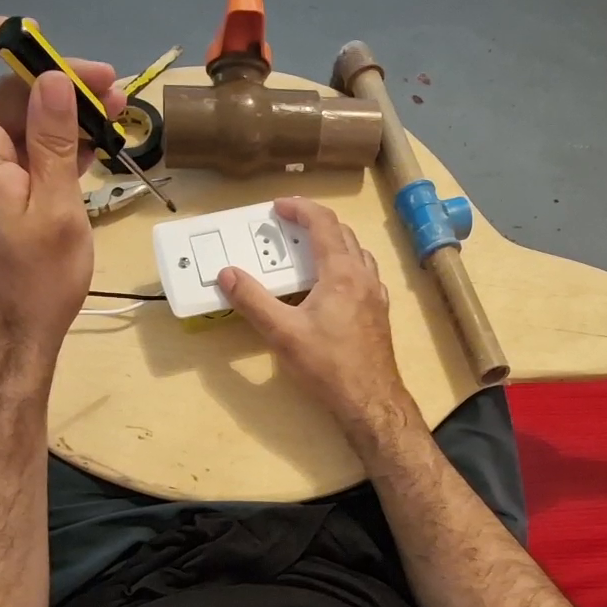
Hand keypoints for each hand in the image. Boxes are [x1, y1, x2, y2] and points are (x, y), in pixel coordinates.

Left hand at [0, 18, 125, 363]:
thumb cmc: (39, 281)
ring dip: (68, 112)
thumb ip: (53, 143)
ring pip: (25, 124)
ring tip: (118, 111)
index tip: (36, 34)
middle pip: (6, 95)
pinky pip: (32, 155)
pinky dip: (62, 144)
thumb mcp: (56, 210)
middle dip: (56, 80)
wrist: (20, 334)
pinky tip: (98, 143)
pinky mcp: (10, 197)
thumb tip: (53, 80)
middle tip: (112, 86)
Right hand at [216, 198, 412, 427]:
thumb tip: (227, 274)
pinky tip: (334, 286)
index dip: (300, 209)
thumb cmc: (327, 366)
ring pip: (358, 254)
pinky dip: (347, 267)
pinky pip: (365, 276)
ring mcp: (375, 295)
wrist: (369, 399)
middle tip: (288, 227)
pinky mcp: (379, 314)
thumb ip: (253, 301)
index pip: (323, 224)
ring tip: (309, 251)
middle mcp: (363, 276)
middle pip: (342, 234)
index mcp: (341, 273)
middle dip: (315, 223)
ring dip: (334, 243)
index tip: (278, 207)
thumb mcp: (282, 334)